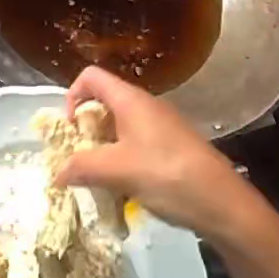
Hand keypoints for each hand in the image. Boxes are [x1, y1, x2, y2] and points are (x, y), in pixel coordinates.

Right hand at [55, 66, 255, 239]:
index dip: (72, 95)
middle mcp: (144, 104)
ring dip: (103, 147)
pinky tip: (125, 187)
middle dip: (86, 128)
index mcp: (129, 99)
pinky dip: (122, 158)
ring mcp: (160, 124)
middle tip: (79, 159)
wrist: (222, 201)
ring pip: (120, 125)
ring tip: (99, 178)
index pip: (91, 76)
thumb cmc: (167, 174)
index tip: (70, 128)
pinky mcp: (171, 144)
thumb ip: (83, 167)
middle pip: (104, 101)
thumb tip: (56, 172)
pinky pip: (136, 141)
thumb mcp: (118, 171)